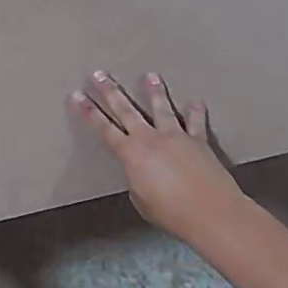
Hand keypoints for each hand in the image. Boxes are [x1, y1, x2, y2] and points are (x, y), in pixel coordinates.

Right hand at [71, 71, 245, 242]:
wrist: (210, 212)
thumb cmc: (172, 212)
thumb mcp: (141, 200)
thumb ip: (136, 180)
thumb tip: (141, 173)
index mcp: (131, 154)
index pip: (103, 128)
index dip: (88, 112)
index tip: (77, 96)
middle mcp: (150, 139)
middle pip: (126, 110)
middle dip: (110, 91)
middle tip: (99, 75)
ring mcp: (176, 137)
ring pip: (161, 108)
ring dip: (154, 91)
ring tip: (149, 76)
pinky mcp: (198, 141)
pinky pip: (195, 122)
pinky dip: (195, 112)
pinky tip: (195, 101)